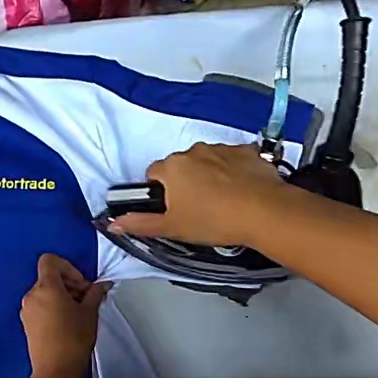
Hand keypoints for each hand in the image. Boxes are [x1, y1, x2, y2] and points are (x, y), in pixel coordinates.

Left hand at [20, 254, 108, 377]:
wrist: (55, 371)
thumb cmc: (74, 338)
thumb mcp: (89, 312)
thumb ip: (95, 293)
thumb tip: (102, 284)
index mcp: (46, 287)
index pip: (49, 260)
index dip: (67, 267)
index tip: (81, 284)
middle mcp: (31, 294)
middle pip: (48, 277)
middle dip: (68, 283)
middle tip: (85, 298)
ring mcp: (26, 309)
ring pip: (44, 291)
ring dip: (61, 295)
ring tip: (77, 312)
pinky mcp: (26, 322)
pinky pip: (39, 304)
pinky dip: (52, 306)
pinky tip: (65, 321)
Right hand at [111, 142, 296, 248]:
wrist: (264, 212)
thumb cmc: (213, 220)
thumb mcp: (173, 228)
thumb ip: (141, 223)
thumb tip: (113, 223)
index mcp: (172, 167)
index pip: (154, 173)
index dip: (160, 191)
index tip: (172, 207)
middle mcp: (194, 151)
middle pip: (181, 165)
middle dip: (186, 182)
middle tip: (198, 208)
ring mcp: (222, 149)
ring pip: (207, 160)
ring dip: (210, 175)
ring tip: (223, 201)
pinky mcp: (247, 151)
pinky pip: (234, 159)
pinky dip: (234, 171)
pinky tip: (242, 190)